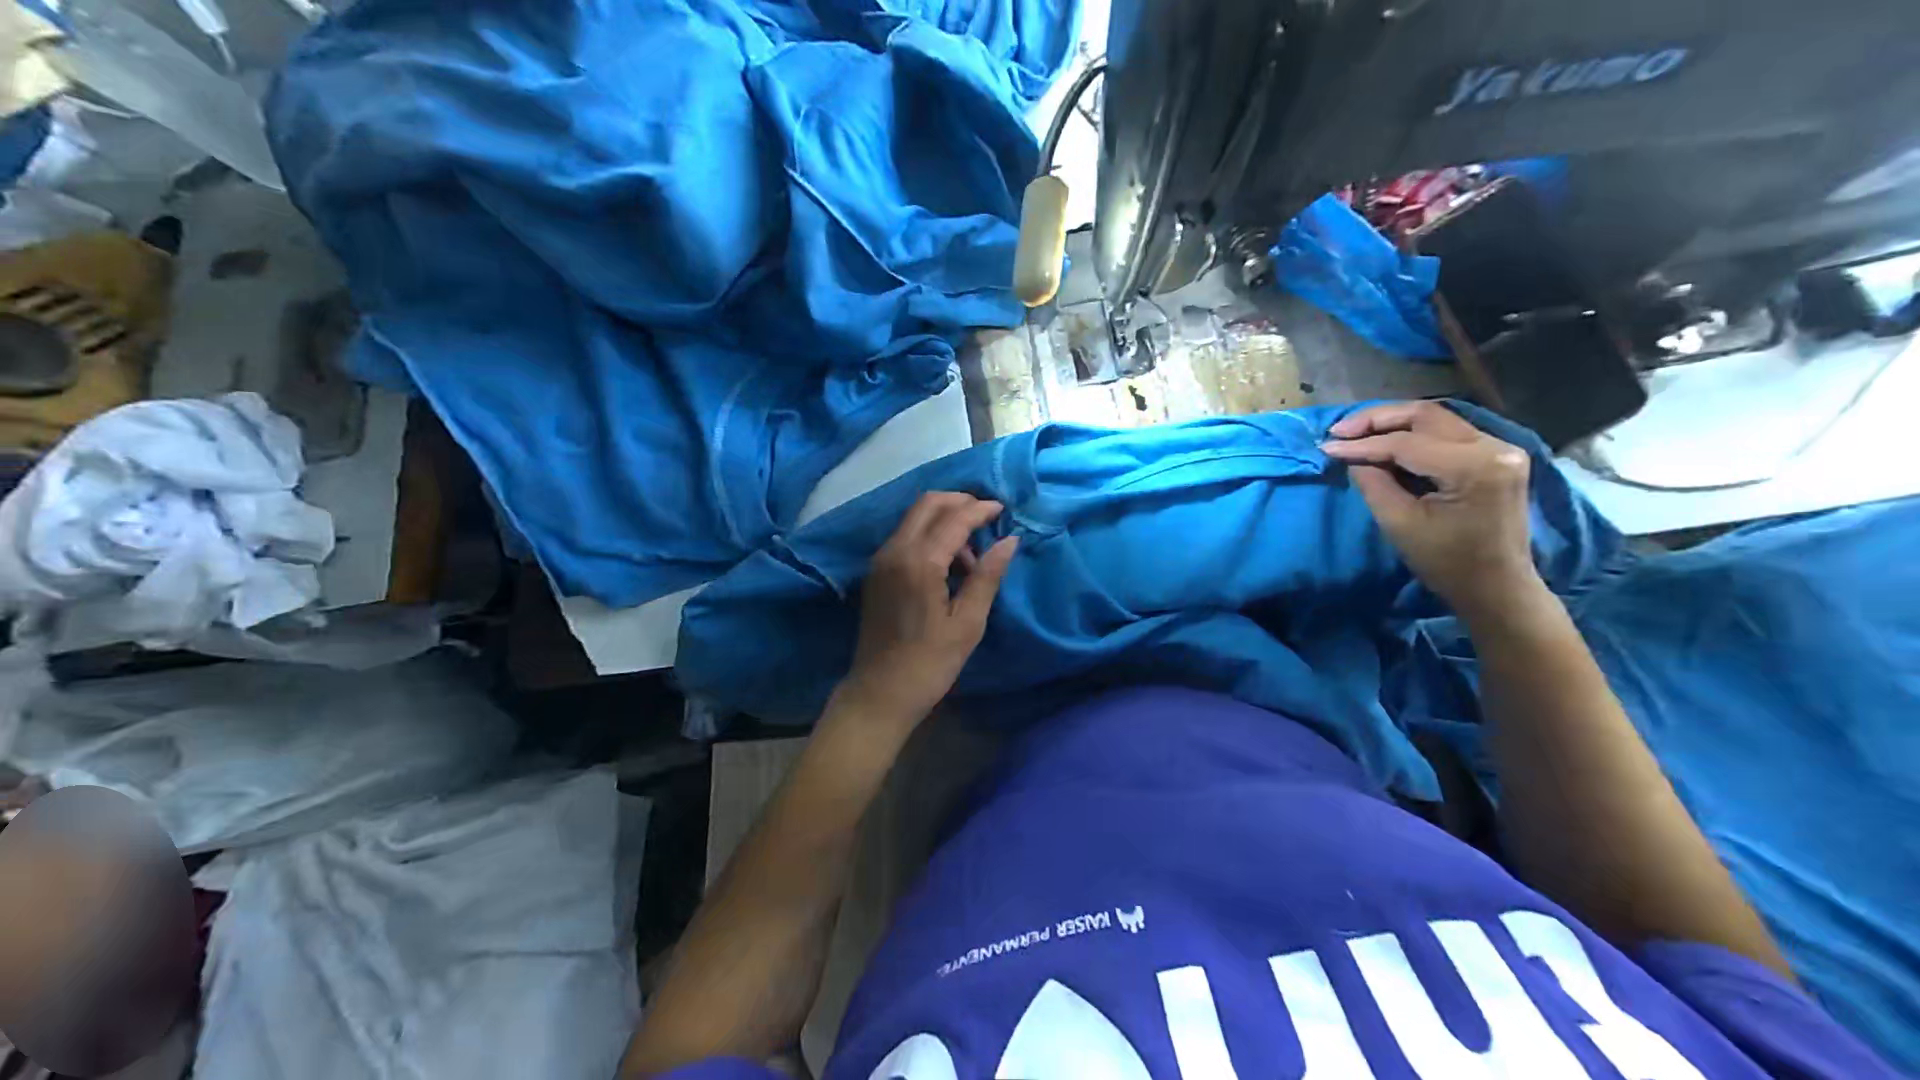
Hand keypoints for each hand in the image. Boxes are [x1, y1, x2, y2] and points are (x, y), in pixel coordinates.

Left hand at [841, 492, 1018, 721]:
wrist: (879, 693)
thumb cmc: (930, 664)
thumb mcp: (968, 623)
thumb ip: (987, 576)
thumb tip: (1009, 540)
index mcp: (919, 562)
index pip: (954, 518)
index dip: (981, 510)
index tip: (1004, 509)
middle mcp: (894, 551)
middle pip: (928, 504)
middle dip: (960, 503)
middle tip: (987, 519)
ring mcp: (880, 560)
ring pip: (915, 518)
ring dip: (945, 520)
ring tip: (972, 555)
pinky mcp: (876, 572)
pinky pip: (906, 536)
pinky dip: (930, 535)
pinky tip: (948, 564)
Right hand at [1321, 402, 1541, 619]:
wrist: (1496, 587)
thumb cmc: (1446, 562)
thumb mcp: (1399, 523)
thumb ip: (1373, 483)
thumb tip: (1351, 457)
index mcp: (1474, 466)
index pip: (1406, 443)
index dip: (1362, 445)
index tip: (1326, 448)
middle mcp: (1494, 446)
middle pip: (1425, 416)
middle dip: (1377, 419)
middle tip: (1339, 431)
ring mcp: (1499, 448)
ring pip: (1436, 419)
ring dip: (1393, 423)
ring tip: (1355, 434)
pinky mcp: (1495, 455)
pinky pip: (1447, 433)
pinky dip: (1413, 434)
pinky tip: (1385, 442)